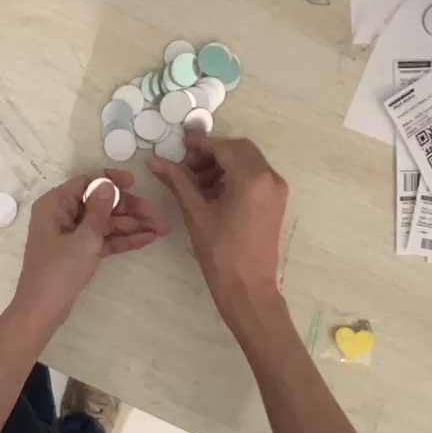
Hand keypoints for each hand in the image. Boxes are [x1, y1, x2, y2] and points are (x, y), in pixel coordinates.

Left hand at [13, 169, 168, 321]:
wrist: (43, 309)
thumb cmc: (59, 270)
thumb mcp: (84, 238)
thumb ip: (99, 210)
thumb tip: (107, 185)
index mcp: (55, 204)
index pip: (86, 183)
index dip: (111, 181)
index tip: (135, 183)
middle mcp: (62, 215)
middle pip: (99, 204)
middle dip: (127, 208)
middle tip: (153, 214)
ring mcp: (71, 235)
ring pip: (105, 224)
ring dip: (131, 226)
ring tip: (161, 229)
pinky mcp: (79, 253)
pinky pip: (103, 240)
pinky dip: (123, 240)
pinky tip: (148, 239)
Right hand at [149, 134, 288, 325]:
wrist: (248, 288)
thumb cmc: (220, 253)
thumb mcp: (196, 213)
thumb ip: (178, 181)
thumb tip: (155, 161)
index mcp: (252, 178)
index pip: (224, 147)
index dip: (200, 145)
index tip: (180, 146)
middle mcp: (270, 177)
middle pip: (239, 150)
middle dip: (212, 154)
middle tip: (188, 169)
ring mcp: (276, 190)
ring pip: (248, 162)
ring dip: (223, 165)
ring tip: (198, 186)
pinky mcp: (276, 201)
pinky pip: (255, 177)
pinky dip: (234, 177)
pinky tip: (214, 195)